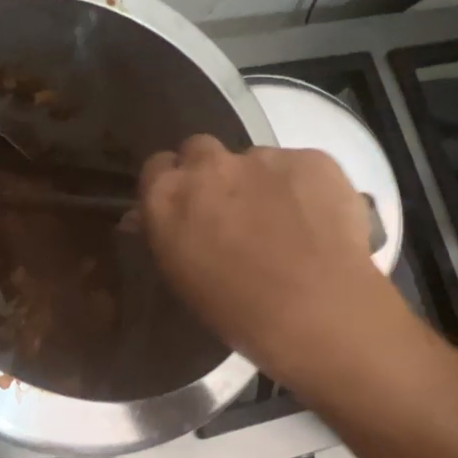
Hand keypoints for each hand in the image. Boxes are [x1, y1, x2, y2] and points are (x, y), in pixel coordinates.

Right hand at [135, 135, 401, 384]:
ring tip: (281, 220)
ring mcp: (262, 157)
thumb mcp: (179, 274)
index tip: (182, 206)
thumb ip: (162, 232)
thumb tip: (143, 217)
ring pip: (254, 160)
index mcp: (166, 196)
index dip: (170, 184)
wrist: (313, 308)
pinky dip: (302, 185)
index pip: (156, 167)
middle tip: (227, 208)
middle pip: (200, 149)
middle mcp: (208, 166)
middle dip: (210, 172)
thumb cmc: (232, 307)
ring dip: (258, 181)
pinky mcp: (312, 158)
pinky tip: (314, 218)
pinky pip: (298, 165)